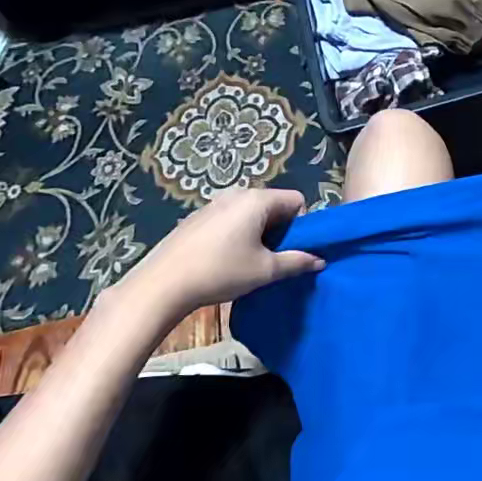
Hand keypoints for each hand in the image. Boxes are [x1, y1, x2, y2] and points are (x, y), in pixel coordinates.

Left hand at [116, 187, 322, 314]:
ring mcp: (213, 204)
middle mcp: (236, 194)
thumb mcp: (266, 270)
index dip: (301, 224)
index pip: (297, 201)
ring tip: (248, 259)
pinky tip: (224, 258)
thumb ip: (298, 262)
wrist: (161, 286)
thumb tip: (320, 261)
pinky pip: (230, 219)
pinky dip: (236, 233)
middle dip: (280, 228)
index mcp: (258, 200)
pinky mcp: (196, 218)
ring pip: (251, 213)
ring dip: (258, 232)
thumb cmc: (221, 272)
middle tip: (272, 256)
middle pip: (274, 205)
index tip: (291, 248)